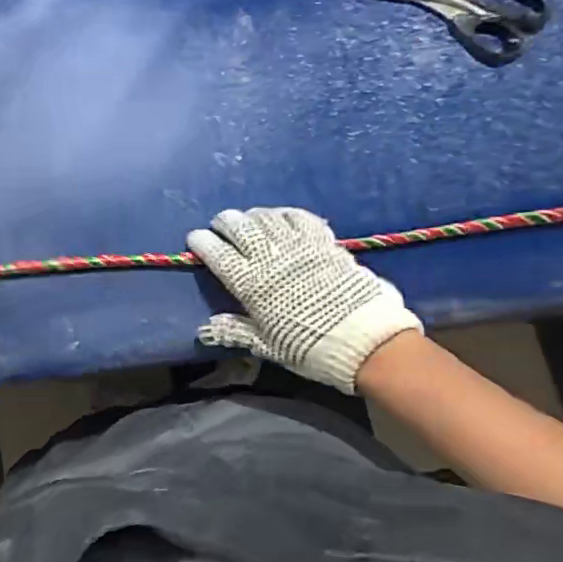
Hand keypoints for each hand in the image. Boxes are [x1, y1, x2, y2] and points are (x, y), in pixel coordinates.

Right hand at [187, 207, 421, 393]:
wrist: (367, 342)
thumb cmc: (309, 347)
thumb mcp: (267, 345)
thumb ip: (236, 331)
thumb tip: (206, 329)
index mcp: (250, 284)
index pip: (217, 254)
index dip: (202, 242)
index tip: (195, 238)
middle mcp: (271, 260)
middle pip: (240, 228)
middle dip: (225, 222)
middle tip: (220, 224)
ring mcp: (299, 248)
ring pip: (268, 219)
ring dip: (253, 216)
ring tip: (249, 219)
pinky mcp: (325, 244)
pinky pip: (301, 219)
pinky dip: (287, 215)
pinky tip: (282, 218)